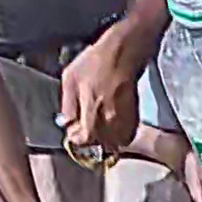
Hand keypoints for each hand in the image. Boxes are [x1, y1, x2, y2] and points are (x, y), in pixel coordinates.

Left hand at [59, 26, 145, 153]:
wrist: (121, 57)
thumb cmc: (93, 64)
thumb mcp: (70, 79)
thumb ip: (68, 104)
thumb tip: (67, 124)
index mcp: (92, 110)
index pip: (86, 138)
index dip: (79, 140)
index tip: (74, 135)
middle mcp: (110, 120)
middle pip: (102, 144)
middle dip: (92, 142)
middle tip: (84, 133)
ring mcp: (124, 120)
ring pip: (116, 143)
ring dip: (106, 141)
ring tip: (98, 131)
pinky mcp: (134, 118)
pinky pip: (126, 136)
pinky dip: (118, 136)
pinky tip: (111, 127)